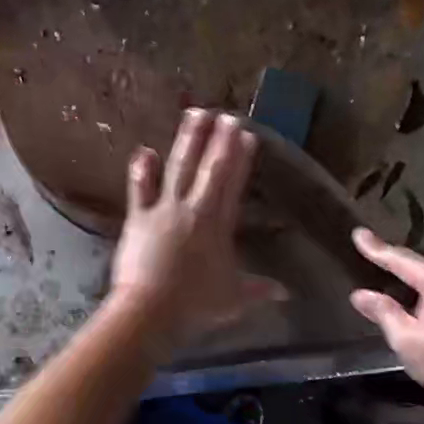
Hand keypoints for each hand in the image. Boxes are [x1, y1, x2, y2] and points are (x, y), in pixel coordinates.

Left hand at [109, 109, 285, 348]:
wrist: (150, 309)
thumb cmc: (194, 305)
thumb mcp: (232, 299)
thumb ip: (258, 290)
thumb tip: (285, 293)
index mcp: (218, 226)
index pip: (233, 185)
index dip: (241, 159)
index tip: (247, 136)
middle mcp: (193, 210)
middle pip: (209, 168)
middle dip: (219, 139)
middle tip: (226, 115)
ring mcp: (164, 211)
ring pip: (178, 168)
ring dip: (187, 140)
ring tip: (194, 113)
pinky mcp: (138, 219)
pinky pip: (139, 189)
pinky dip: (141, 170)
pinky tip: (144, 150)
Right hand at [349, 227, 423, 402]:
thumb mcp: (406, 339)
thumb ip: (383, 311)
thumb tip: (360, 294)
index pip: (402, 261)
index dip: (377, 249)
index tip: (358, 234)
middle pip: (420, 266)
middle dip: (394, 264)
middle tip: (369, 255)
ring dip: (410, 280)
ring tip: (386, 279)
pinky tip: (412, 298)